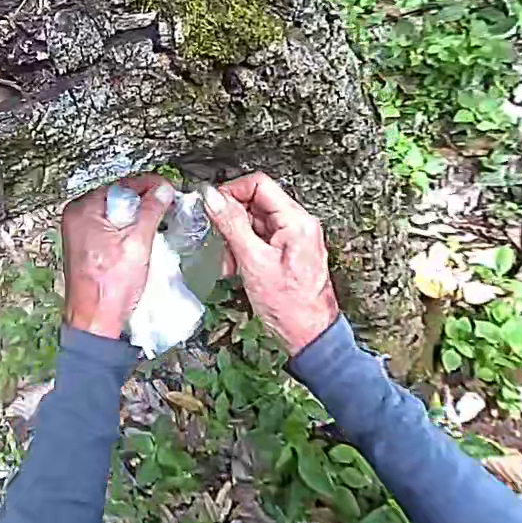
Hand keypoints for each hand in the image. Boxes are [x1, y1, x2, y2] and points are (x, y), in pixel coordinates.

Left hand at [60, 174, 174, 338]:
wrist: (96, 323)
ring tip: (158, 220)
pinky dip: (127, 228)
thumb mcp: (138, 242)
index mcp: (83, 210)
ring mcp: (79, 232)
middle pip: (118, 197)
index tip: (168, 189)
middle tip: (167, 204)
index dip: (149, 185)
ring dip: (136, 215)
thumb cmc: (110, 288)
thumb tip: (163, 190)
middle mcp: (76, 217)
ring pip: (115, 212)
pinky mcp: (86, 246)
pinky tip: (142, 237)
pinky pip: (110, 227)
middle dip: (143, 200)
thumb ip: (151, 210)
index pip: (122, 185)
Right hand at [204, 172, 340, 353]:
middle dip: (231, 219)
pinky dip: (243, 250)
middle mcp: (298, 225)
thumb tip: (213, 198)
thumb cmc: (290, 306)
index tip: (212, 206)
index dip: (231, 192)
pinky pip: (260, 240)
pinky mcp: (287, 253)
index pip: (259, 184)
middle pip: (256, 202)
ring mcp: (293, 239)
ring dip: (235, 238)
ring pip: (255, 222)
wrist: (309, 337)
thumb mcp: (253, 262)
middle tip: (217, 237)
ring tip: (227, 261)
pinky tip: (236, 268)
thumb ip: (232, 225)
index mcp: (296, 221)